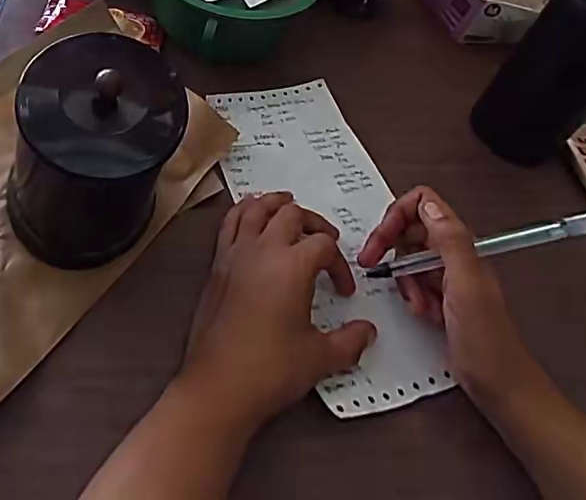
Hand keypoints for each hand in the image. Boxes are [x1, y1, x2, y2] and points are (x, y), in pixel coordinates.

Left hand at [178, 192, 377, 430]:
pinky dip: (243, 210)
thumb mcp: (320, 357)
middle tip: (324, 238)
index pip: (323, 245)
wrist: (220, 382)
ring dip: (275, 202)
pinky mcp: (218, 261)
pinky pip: (230, 222)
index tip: (343, 288)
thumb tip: (367, 331)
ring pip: (256, 208)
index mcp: (292, 265)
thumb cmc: (270, 368)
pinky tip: (250, 212)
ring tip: (288, 204)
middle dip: (313, 222)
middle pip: (291, 214)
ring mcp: (236, 252)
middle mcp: (263, 249)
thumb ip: (350, 341)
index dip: (339, 264)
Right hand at [357, 186, 542, 406]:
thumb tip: (428, 203)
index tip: (383, 238)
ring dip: (404, 277)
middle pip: (410, 228)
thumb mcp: (466, 287)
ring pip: (408, 256)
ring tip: (416, 302)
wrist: (504, 391)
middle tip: (375, 264)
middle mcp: (454, 254)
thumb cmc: (488, 344)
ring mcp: (448, 275)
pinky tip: (422, 311)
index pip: (424, 204)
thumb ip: (450, 242)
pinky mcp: (441, 295)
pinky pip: (414, 280)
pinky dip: (411, 294)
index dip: (398, 214)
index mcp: (461, 245)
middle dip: (392, 247)